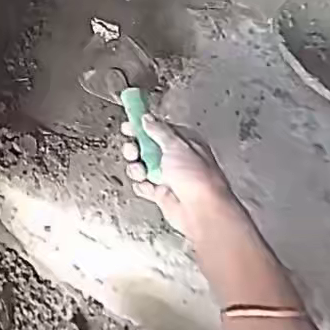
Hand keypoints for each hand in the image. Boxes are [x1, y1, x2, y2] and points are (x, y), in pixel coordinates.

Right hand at [121, 114, 243, 237]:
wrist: (201, 211)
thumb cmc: (197, 177)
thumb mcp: (176, 145)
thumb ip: (158, 130)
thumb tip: (147, 119)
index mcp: (183, 142)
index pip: (158, 129)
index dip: (142, 127)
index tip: (128, 126)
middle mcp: (175, 158)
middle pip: (145, 148)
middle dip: (134, 149)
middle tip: (133, 152)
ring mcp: (167, 176)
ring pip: (140, 166)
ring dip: (136, 169)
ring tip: (142, 173)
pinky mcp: (161, 192)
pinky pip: (142, 185)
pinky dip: (142, 186)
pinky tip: (148, 186)